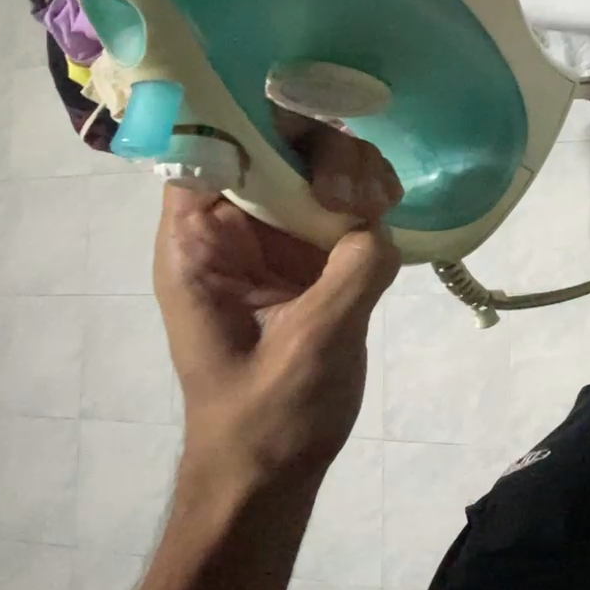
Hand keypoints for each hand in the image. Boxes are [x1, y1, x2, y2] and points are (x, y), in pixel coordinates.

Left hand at [153, 123, 403, 494]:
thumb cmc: (268, 416)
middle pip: (277, 146)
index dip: (257, 119)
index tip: (316, 126)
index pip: (212, 148)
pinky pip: (346, 201)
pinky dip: (373, 197)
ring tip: (378, 212)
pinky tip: (387, 217)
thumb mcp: (310, 345)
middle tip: (359, 199)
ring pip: (318, 166)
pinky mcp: (318, 256)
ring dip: (356, 172)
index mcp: (202, 243)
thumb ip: (349, 274)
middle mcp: (236, 228)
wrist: (274, 470)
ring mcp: (280, 239)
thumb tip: (379, 227)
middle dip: (325, 154)